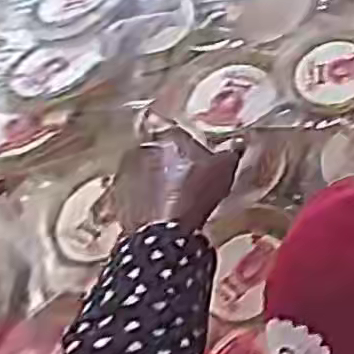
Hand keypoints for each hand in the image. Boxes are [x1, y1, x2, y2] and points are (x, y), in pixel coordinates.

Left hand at [115, 126, 241, 233]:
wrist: (160, 232)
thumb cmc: (195, 192)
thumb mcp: (225, 168)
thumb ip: (231, 149)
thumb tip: (238, 141)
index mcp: (167, 136)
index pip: (169, 122)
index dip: (178, 128)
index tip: (187, 136)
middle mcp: (141, 148)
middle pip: (156, 144)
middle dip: (168, 151)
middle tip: (186, 162)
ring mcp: (124, 172)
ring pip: (143, 164)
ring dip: (155, 170)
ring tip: (174, 184)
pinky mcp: (115, 195)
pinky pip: (134, 186)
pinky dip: (145, 189)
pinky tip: (161, 200)